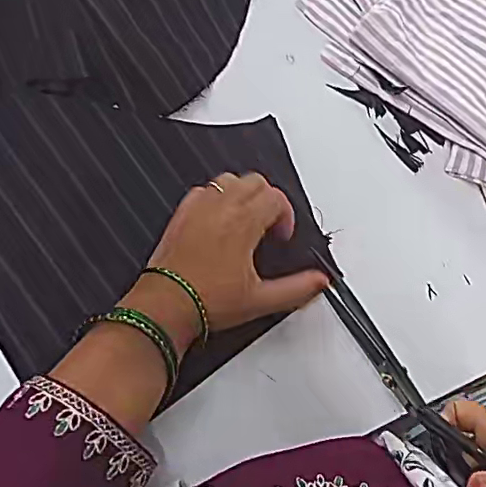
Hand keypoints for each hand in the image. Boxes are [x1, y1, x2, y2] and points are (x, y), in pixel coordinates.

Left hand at [142, 172, 330, 338]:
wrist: (167, 306)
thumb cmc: (206, 301)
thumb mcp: (261, 300)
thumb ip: (297, 288)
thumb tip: (318, 281)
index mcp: (243, 222)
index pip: (275, 198)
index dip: (285, 215)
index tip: (281, 235)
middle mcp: (221, 209)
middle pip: (255, 181)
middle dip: (268, 200)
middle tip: (269, 225)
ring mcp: (198, 209)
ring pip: (228, 180)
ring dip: (243, 194)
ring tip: (246, 219)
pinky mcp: (181, 215)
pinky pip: (203, 190)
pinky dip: (216, 198)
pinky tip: (219, 220)